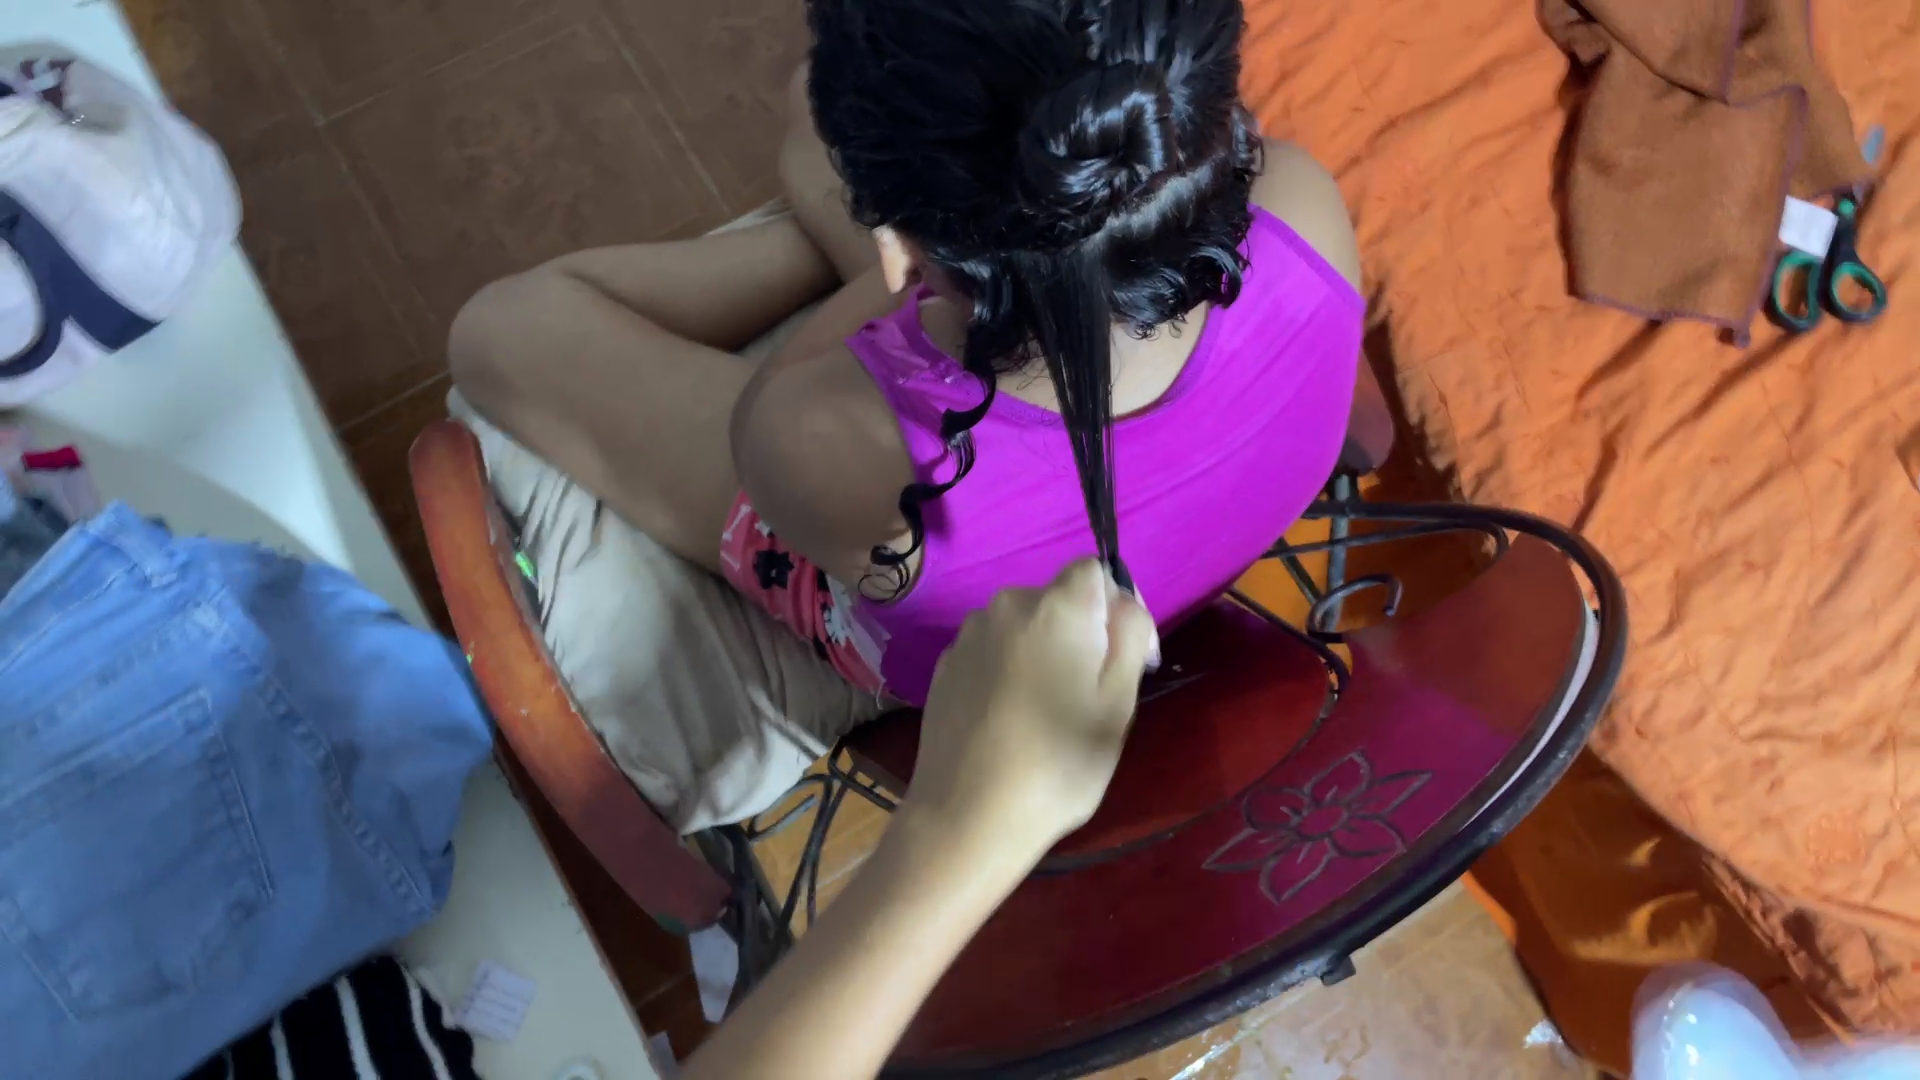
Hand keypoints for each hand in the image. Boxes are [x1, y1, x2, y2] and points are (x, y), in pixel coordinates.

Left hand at [901, 559, 1159, 865]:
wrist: (968, 813)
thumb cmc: (1059, 760)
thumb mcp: (1118, 701)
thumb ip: (1130, 634)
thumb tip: (1123, 603)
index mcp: (1055, 606)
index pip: (1093, 570)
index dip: (1117, 604)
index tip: (1127, 653)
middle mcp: (1006, 605)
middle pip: (1057, 599)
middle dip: (1081, 630)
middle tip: (1090, 693)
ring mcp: (968, 635)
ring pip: (1022, 626)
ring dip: (1042, 649)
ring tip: (1046, 708)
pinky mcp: (945, 665)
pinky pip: (991, 650)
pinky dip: (1008, 668)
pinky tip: (1008, 716)